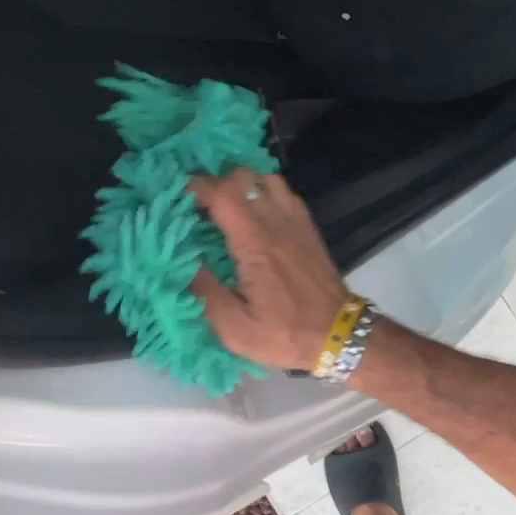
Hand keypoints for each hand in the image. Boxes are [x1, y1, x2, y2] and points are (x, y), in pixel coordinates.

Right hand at [190, 169, 350, 370]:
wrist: (339, 336)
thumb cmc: (286, 334)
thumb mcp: (236, 329)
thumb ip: (205, 293)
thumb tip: (180, 263)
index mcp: (256, 244)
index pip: (223, 195)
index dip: (196, 187)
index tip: (176, 195)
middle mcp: (278, 224)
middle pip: (244, 178)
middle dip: (215, 183)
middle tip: (197, 205)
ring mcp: (297, 223)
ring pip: (266, 180)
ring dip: (242, 185)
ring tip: (224, 205)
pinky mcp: (309, 229)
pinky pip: (285, 194)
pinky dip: (264, 193)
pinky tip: (254, 213)